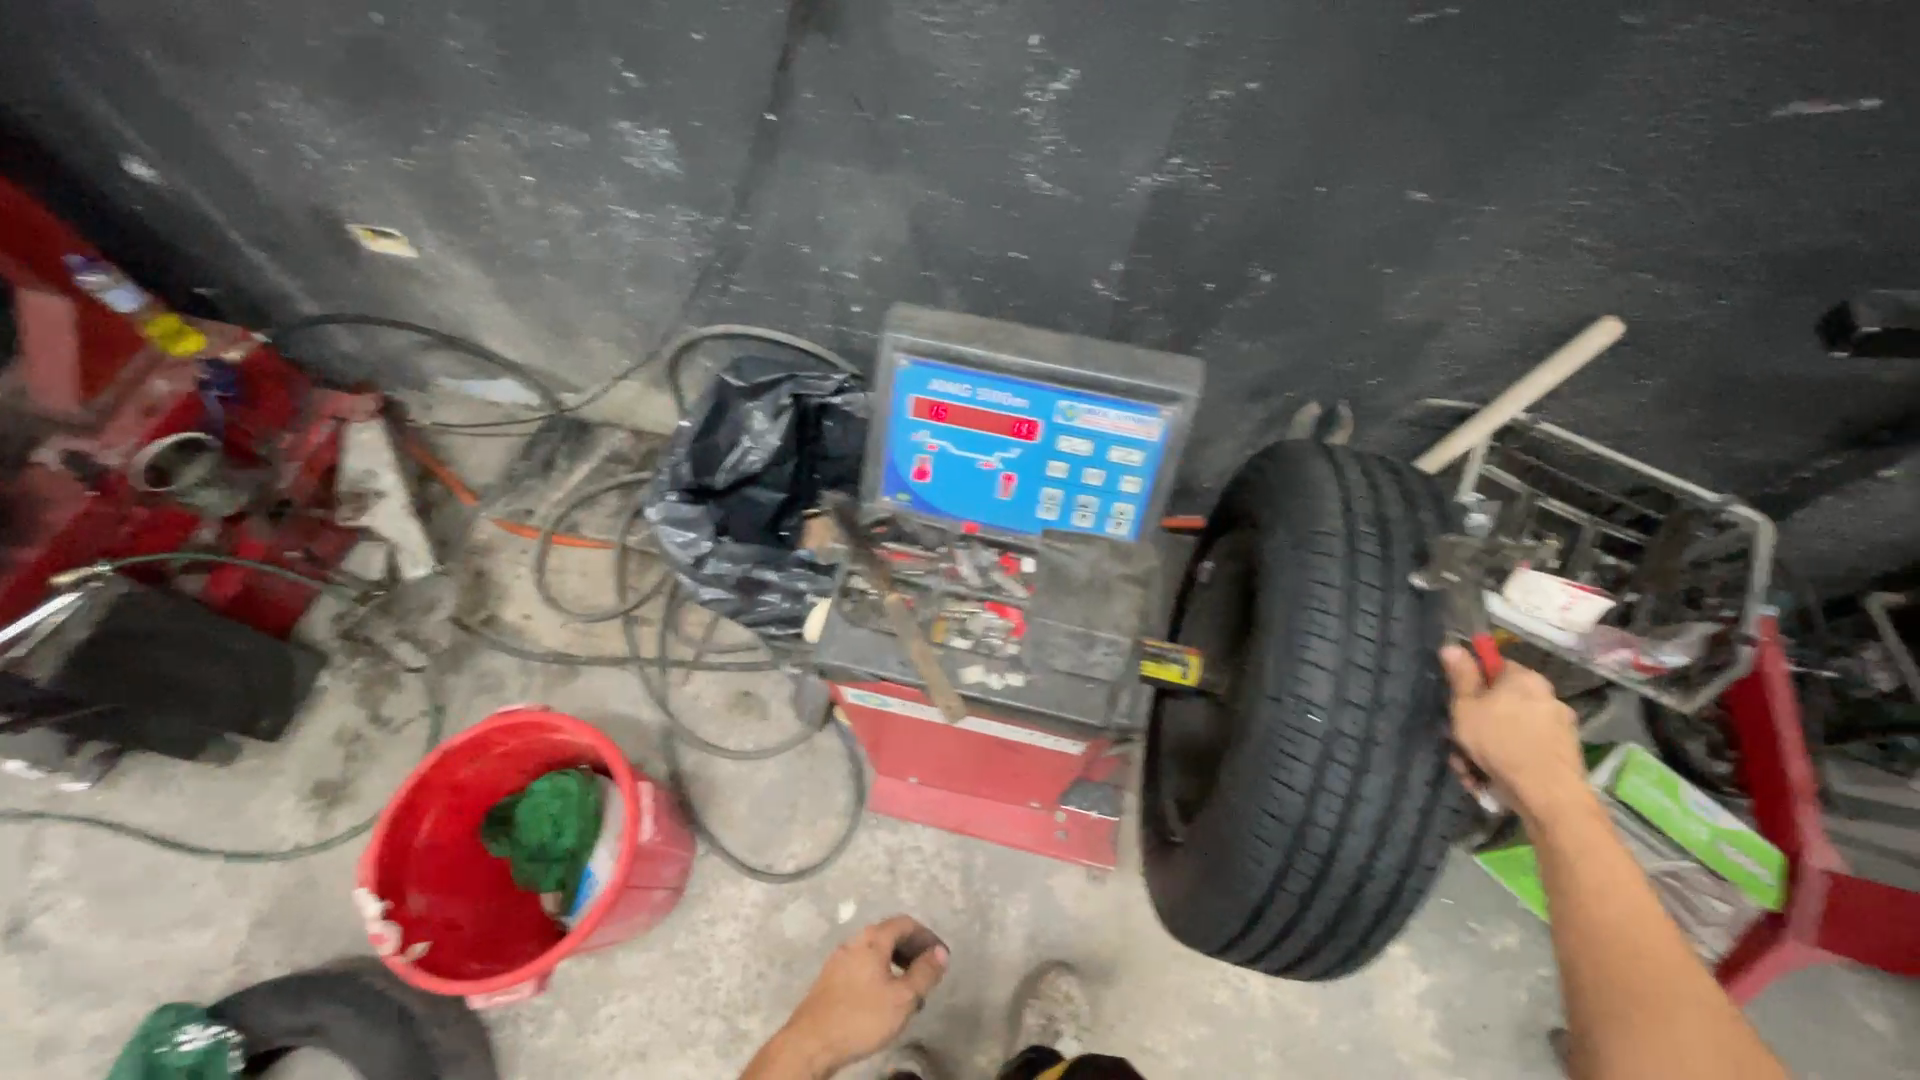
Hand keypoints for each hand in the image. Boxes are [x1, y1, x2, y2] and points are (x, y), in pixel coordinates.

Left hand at [771, 916, 949, 1075]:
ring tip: (909, 992)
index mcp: (872, 939)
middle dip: (912, 950)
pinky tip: (883, 1000)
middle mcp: (854, 941)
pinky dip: (879, 973)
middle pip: (889, 935)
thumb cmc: (861, 1017)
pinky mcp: (830, 979)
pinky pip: (862, 966)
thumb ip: (924, 973)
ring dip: (896, 965)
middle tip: (927, 974)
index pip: (905, 923)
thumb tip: (940, 952)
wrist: (810, 1043)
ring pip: (875, 953)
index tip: (940, 958)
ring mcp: (838, 959)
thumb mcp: (903, 998)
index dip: (927, 937)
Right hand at [1439, 645, 1591, 822]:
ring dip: (1486, 746)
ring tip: (1469, 769)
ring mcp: (1559, 726)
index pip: (1495, 666)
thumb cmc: (1498, 740)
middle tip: (1457, 742)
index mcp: (1525, 678)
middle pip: (1502, 702)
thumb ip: (1461, 676)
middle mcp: (1547, 696)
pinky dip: (1507, 760)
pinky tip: (1490, 779)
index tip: (1458, 704)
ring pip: (1511, 729)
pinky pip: (1526, 749)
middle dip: (1476, 723)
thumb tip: (1452, 645)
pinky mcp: (1563, 753)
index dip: (1473, 684)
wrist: (1546, 791)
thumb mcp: (1466, 706)